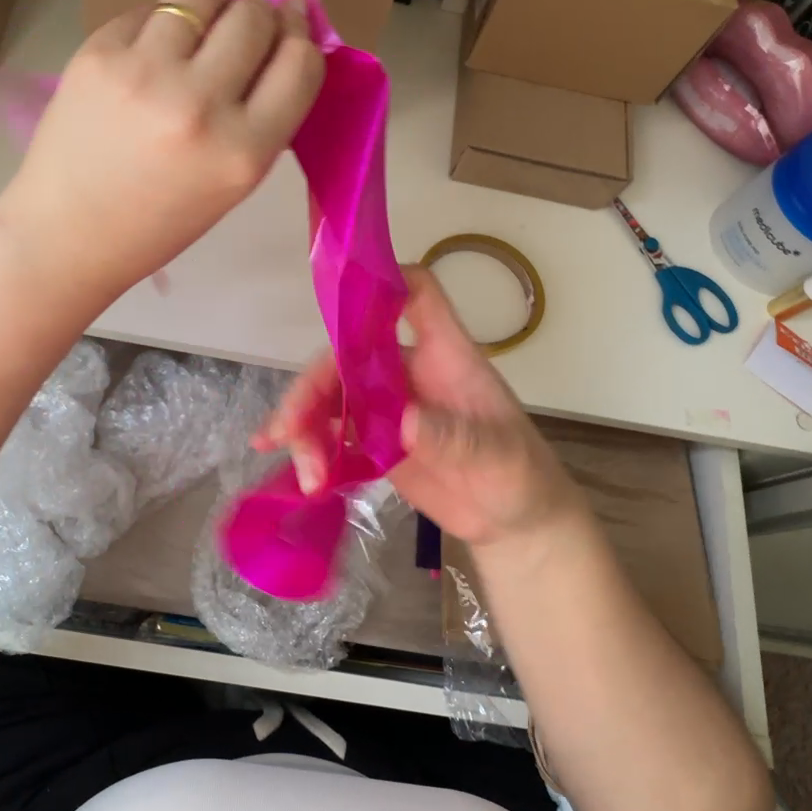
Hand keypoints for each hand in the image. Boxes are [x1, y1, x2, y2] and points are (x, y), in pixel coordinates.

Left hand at [0, 0, 325, 304]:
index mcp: (243, 153)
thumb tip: (286, 39)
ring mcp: (145, 74)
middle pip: (255, 16)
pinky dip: (159, 24)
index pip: (301, 64)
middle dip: (258, 17)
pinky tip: (146, 57)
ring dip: (210, 4)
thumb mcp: (232, 185)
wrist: (66, 234)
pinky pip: (149, 8)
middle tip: (239, 37)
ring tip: (196, 31)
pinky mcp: (97, 53)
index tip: (291, 29)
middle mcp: (200, 106)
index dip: (300, 37)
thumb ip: (264, 119)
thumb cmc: (158, 222)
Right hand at [256, 266, 579, 549]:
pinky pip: (331, 434)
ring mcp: (388, 409)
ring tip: (307, 475)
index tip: (341, 302)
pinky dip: (309, 449)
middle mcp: (409, 372)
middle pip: (346, 355)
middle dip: (312, 388)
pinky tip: (298, 474)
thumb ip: (452, 437)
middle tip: (290, 431)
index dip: (382, 283)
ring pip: (329, 397)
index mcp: (446, 355)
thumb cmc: (521, 476)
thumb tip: (401, 421)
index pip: (417, 295)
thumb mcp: (497, 456)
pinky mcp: (374, 444)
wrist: (516, 527)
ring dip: (306, 428)